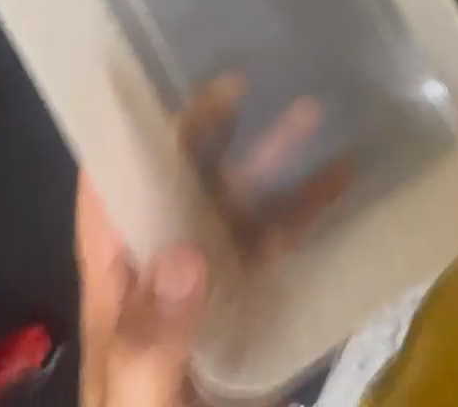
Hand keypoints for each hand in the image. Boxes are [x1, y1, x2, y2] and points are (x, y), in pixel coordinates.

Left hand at [76, 83, 348, 406]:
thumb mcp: (141, 400)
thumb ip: (156, 338)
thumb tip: (186, 254)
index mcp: (123, 287)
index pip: (112, 199)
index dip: (123, 141)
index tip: (145, 86)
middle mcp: (166, 275)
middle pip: (183, 189)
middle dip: (207, 135)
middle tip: (241, 81)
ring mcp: (213, 288)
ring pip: (240, 208)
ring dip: (273, 161)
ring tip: (313, 111)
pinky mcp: (255, 306)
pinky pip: (282, 244)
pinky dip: (310, 210)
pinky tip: (345, 182)